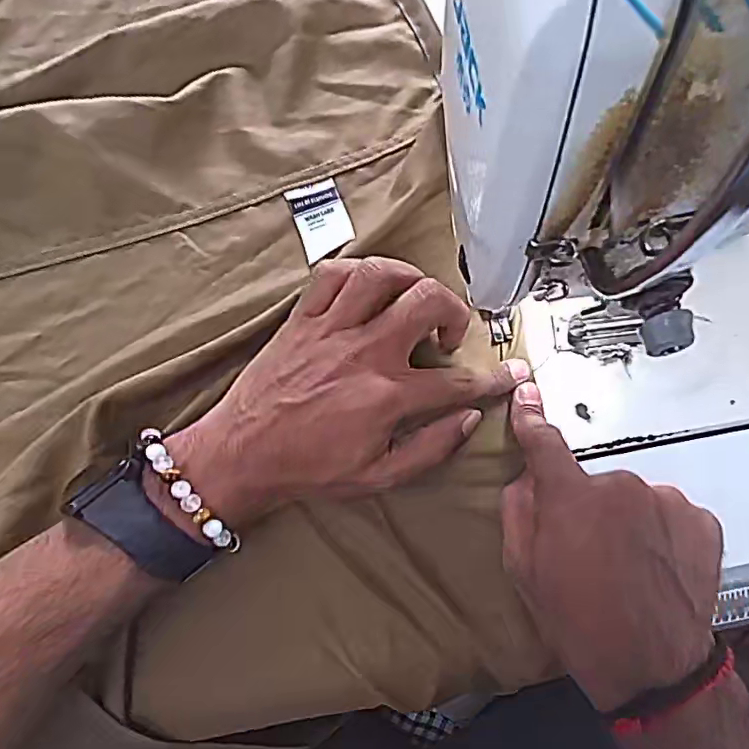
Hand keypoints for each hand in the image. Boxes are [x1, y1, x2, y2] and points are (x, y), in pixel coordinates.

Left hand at [161, 257, 525, 528]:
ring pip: (381, 275)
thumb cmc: (306, 469)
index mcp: (385, 396)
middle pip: (427, 303)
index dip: (490, 379)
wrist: (243, 455)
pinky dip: (356, 271)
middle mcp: (362, 354)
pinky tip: (367, 289)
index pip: (455, 381)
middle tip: (448, 335)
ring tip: (414, 299)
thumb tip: (466, 421)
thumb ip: (429, 448)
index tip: (505, 374)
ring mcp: (330, 331)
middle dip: (454, 312)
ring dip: (409, 279)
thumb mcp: (377, 476)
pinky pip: (331, 274)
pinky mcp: (301, 321)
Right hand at [500, 380, 723, 710]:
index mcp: (571, 498)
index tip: (528, 400)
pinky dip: (659, 534)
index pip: (545, 442)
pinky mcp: (700, 520)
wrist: (651, 666)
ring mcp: (666, 502)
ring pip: (633, 499)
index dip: (531, 419)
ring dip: (626, 524)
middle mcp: (621, 488)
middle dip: (587, 509)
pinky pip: (668, 513)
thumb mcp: (525, 572)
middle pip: (593, 483)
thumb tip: (525, 482)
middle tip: (586, 556)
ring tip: (624, 570)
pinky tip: (652, 568)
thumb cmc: (584, 626)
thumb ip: (518, 513)